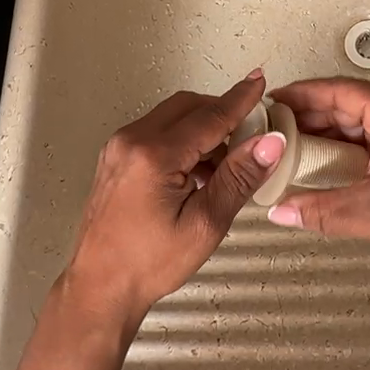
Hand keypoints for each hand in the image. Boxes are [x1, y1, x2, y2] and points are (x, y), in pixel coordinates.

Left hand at [61, 70, 287, 330]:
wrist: (100, 289)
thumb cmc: (149, 264)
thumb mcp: (205, 224)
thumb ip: (238, 177)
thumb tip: (269, 142)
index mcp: (154, 154)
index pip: (209, 116)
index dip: (240, 99)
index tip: (260, 80)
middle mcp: (132, 140)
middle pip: (189, 107)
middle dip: (222, 114)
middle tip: (251, 134)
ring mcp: (120, 147)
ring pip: (173, 116)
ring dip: (203, 128)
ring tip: (226, 164)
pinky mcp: (117, 157)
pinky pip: (158, 131)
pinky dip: (184, 140)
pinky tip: (199, 171)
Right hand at [265, 77, 369, 256]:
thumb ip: (321, 211)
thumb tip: (278, 212)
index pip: (337, 90)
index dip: (301, 94)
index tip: (270, 101)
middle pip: (340, 102)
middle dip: (304, 114)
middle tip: (269, 129)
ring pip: (348, 118)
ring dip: (318, 130)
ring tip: (282, 144)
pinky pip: (359, 134)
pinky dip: (334, 144)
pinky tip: (311, 159)